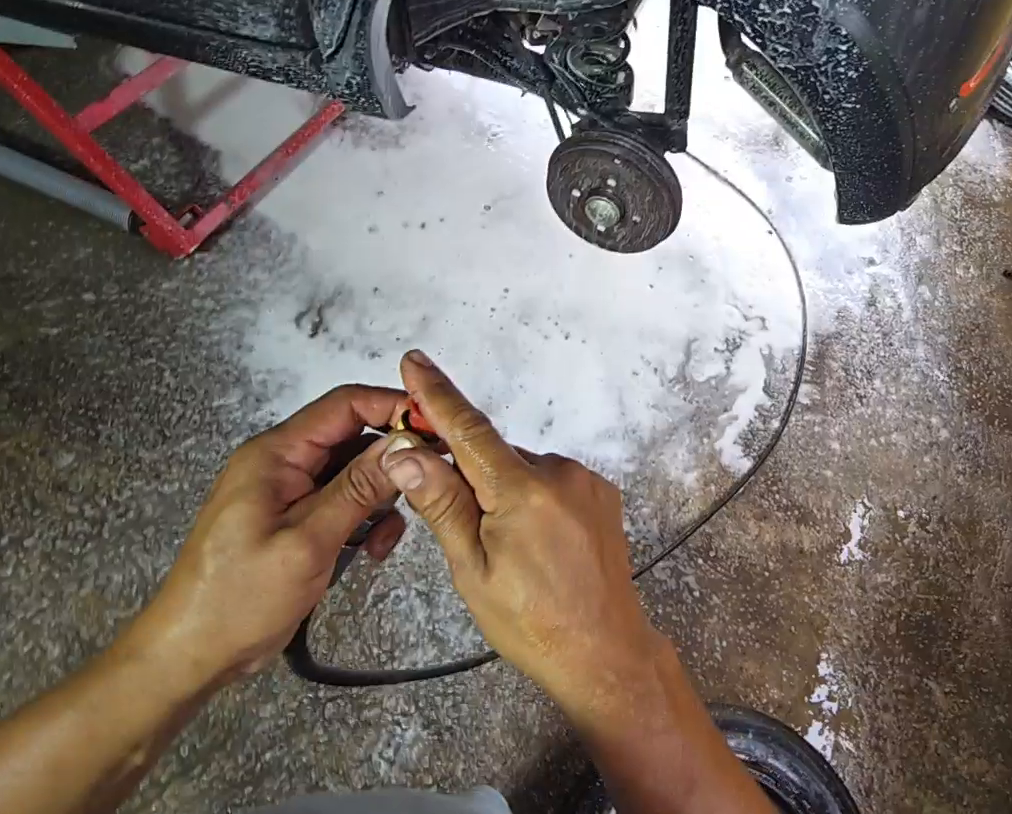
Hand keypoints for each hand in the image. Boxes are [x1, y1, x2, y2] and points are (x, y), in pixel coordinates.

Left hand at [126, 385, 412, 683]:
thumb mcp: (309, 540)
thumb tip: (410, 442)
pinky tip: (373, 549)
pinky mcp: (298, 519)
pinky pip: (346, 501)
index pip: (346, 405)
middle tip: (429, 486)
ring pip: (357, 471)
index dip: (393, 407)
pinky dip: (367, 519)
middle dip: (394, 460)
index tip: (438, 430)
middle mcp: (285, 462)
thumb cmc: (241, 597)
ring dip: (383, 497)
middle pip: (356, 437)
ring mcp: (291, 491)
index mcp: (277, 454)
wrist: (190, 658)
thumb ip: (360, 487)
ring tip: (389, 537)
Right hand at [381, 351, 663, 717]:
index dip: (437, 395)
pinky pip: (553, 482)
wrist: (604, 650)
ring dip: (506, 492)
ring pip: (524, 471)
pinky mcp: (602, 493)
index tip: (415, 361)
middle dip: (472, 478)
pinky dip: (534, 498)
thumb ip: (442, 503)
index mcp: (522, 490)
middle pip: (496, 456)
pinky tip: (539, 543)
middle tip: (469, 534)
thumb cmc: (530, 621)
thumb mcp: (472, 569)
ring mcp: (587, 481)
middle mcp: (560, 472)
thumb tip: (407, 452)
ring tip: (512, 552)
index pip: (469, 430)